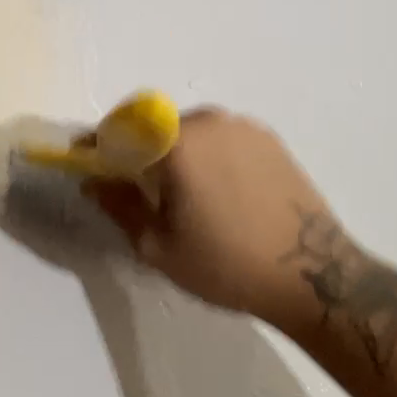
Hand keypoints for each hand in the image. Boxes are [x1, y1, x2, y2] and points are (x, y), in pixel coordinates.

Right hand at [81, 107, 347, 327]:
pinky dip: (206, 155)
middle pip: (156, 126)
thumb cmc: (225, 264)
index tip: (84, 161)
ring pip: (191, 131)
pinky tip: (214, 191)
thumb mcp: (159, 246)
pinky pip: (222, 139)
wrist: (312, 274)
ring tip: (178, 193)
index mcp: (178, 143)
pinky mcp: (272, 140)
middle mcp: (211, 122)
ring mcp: (246, 127)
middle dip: (137, 149)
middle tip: (133, 186)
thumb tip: (94, 182)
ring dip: (174, 152)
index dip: (96, 145)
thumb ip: (120, 206)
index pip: (121, 130)